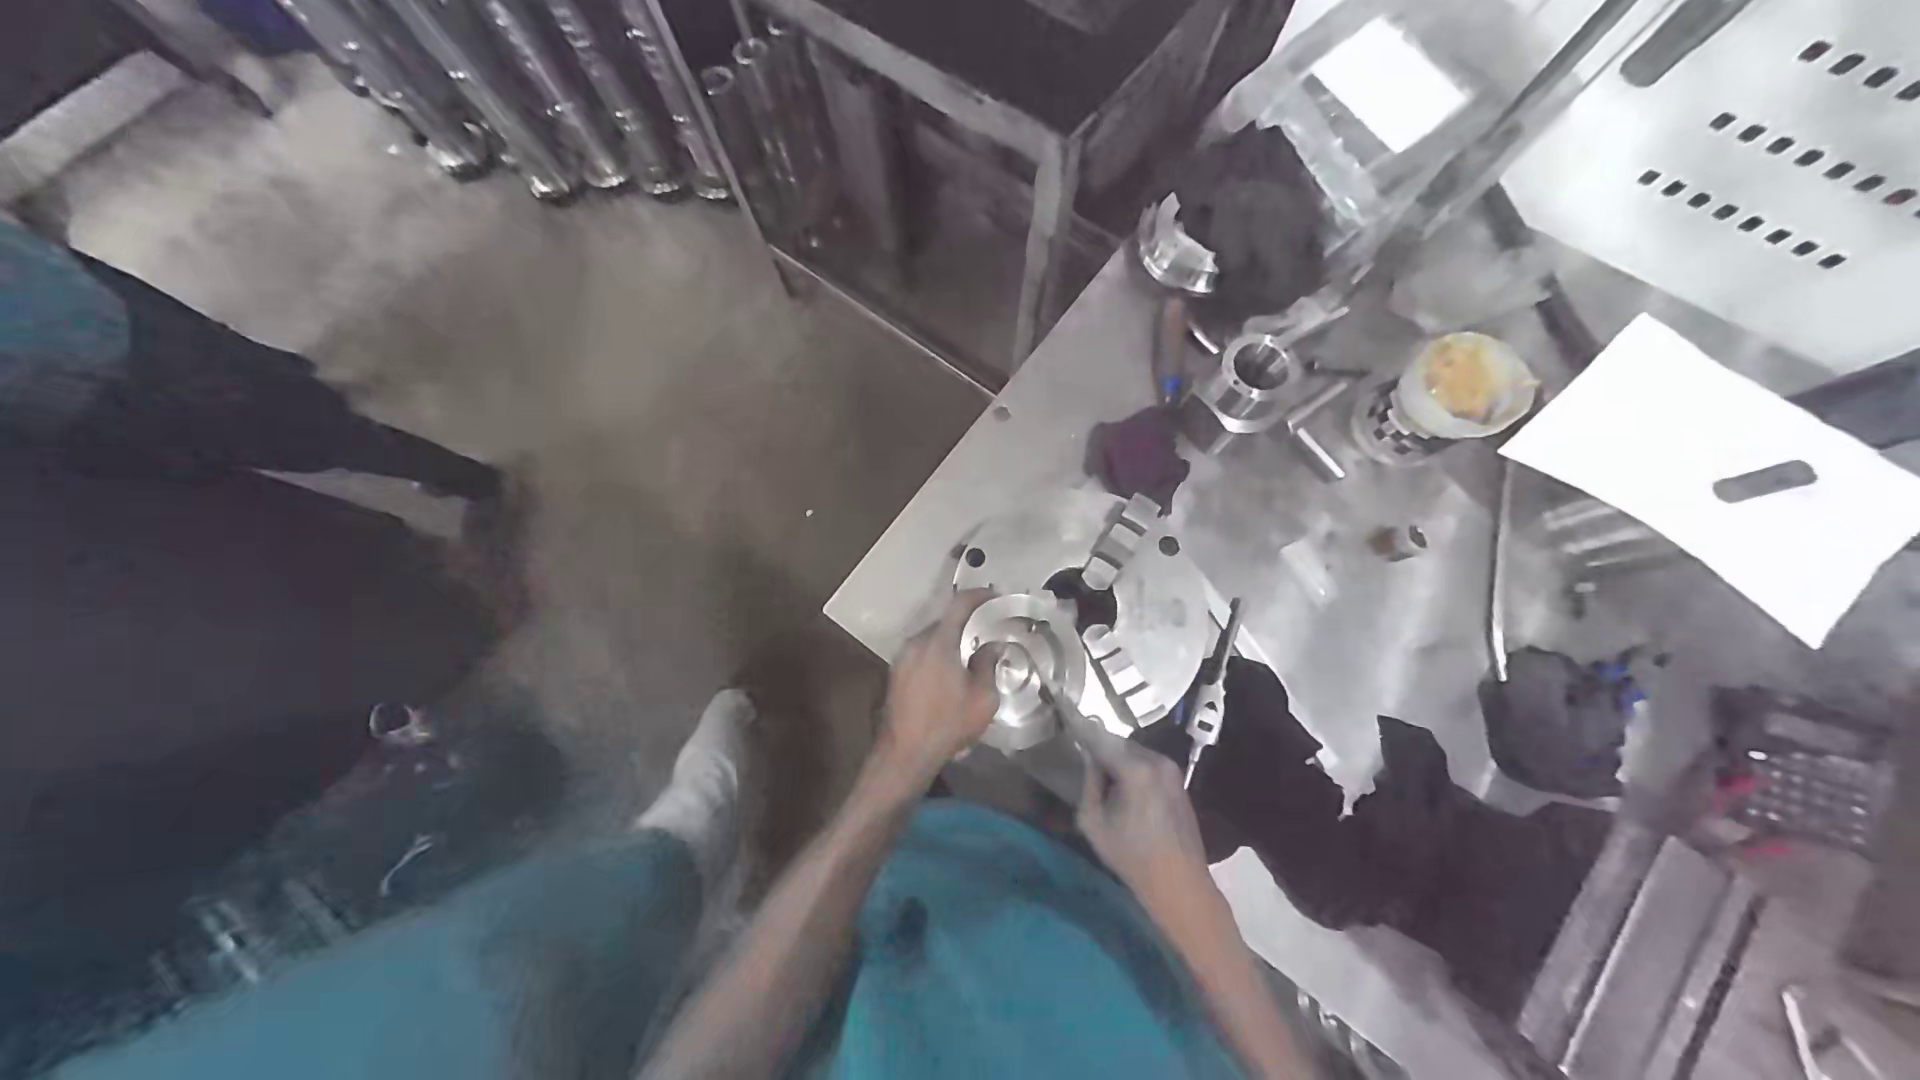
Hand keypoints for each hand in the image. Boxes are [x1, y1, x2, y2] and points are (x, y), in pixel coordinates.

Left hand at [879, 589, 997, 781]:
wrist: (905, 753)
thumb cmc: (948, 724)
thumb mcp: (982, 698)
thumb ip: (988, 665)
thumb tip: (991, 646)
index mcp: (938, 642)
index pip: (958, 605)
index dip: (978, 595)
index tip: (994, 595)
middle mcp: (916, 643)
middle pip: (944, 621)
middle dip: (965, 622)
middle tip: (986, 630)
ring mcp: (901, 657)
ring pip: (931, 637)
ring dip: (950, 640)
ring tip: (969, 654)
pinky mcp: (895, 672)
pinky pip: (921, 652)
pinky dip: (937, 653)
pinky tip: (949, 673)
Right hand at [1065, 703, 1215, 921]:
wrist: (1181, 885)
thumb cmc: (1132, 858)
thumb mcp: (1094, 823)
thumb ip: (1088, 784)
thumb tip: (1090, 760)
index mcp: (1135, 769)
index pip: (1099, 737)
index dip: (1077, 720)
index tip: (1061, 700)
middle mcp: (1156, 760)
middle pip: (1117, 742)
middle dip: (1098, 743)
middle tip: (1077, 747)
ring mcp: (1171, 769)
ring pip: (1132, 752)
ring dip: (1115, 756)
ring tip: (1098, 769)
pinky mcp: (1177, 780)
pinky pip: (1146, 763)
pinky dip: (1130, 766)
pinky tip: (1121, 784)